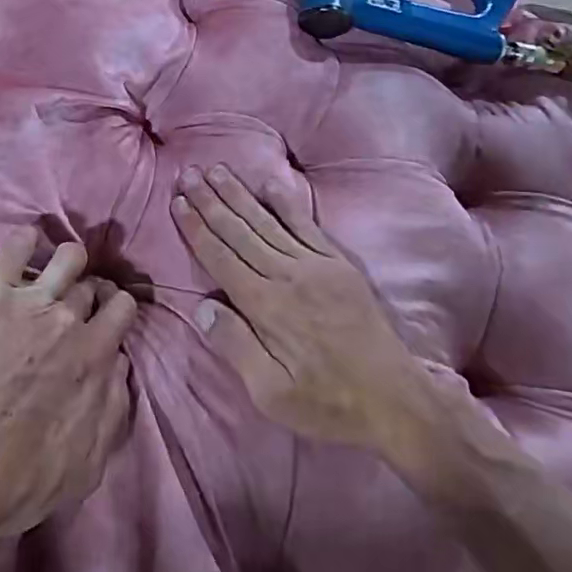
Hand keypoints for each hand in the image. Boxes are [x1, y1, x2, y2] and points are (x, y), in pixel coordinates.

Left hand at [0, 230, 137, 539]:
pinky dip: (23, 240)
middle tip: (76, 303)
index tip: (105, 320)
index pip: (123, 309)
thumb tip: (119, 368)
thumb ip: (113, 410)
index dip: (116, 312)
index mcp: (98, 354)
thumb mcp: (87, 465)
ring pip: (67, 255)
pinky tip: (23, 244)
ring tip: (55, 271)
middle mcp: (72, 318)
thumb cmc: (20, 477)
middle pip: (94, 284)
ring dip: (67, 260)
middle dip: (91, 290)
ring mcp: (32, 301)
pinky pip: (15, 246)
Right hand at [172, 164, 436, 451]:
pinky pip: (307, 224)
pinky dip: (287, 202)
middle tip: (188, 173)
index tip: (177, 201)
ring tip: (217, 170)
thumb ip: (235, 346)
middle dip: (210, 201)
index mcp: (266, 306)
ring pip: (267, 221)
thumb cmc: (327, 402)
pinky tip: (271, 183)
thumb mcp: (271, 393)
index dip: (196, 228)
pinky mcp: (339, 263)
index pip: (220, 257)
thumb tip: (202, 307)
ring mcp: (315, 264)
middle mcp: (287, 275)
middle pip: (239, 230)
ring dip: (239, 194)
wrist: (394, 396)